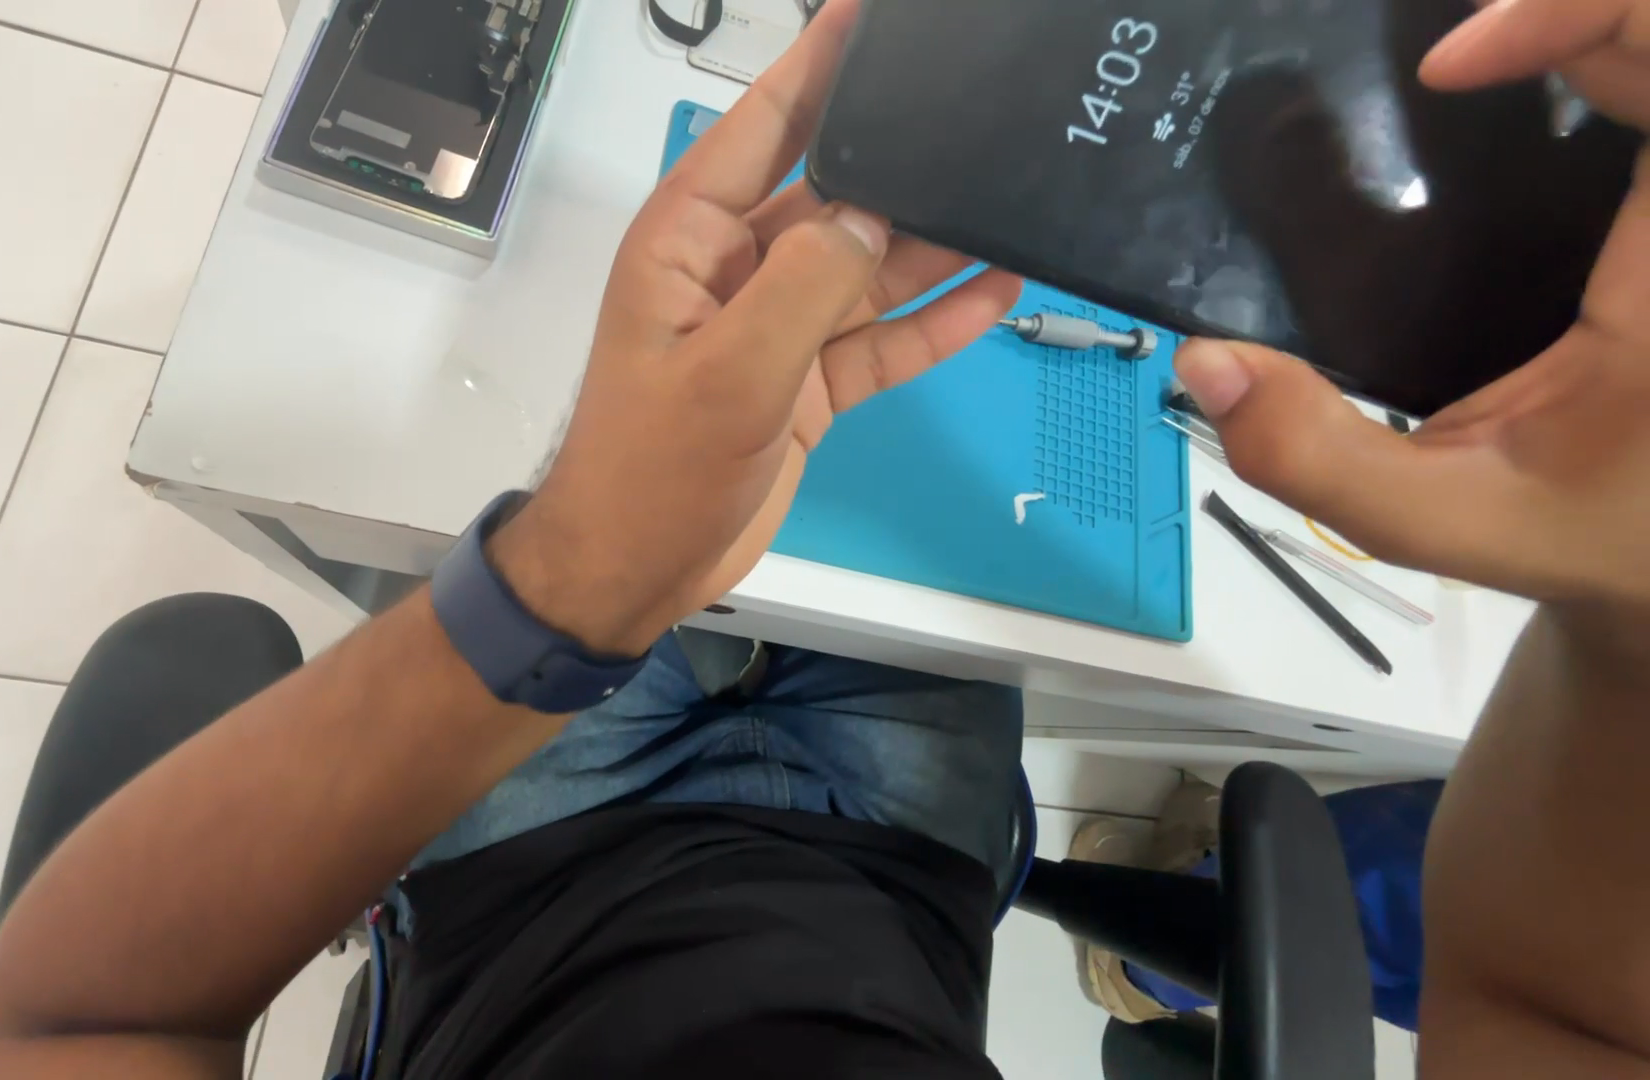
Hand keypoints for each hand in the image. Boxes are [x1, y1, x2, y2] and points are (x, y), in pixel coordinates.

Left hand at [491, 0, 1022, 653]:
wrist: (642, 565)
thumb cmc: (657, 467)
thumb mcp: (729, 371)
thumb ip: (806, 285)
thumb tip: (876, 218)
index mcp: (693, 240)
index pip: (765, 124)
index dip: (824, 63)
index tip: (887, 15)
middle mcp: (737, 271)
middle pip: (833, 194)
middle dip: (905, 157)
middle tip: (994, 113)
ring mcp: (776, 331)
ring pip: (866, 269)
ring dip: (934, 242)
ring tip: (1019, 195)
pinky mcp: (805, 385)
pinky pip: (877, 341)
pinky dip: (930, 323)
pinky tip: (995, 291)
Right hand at [1177, 0, 1649, 628]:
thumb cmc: (1577, 530)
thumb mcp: (1428, 516)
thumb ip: (1311, 455)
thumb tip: (1202, 360)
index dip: (1592, 6)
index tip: (1448, 66)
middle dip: (1577, 8)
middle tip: (1440, 66)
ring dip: (1591, 30)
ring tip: (1465, 76)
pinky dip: (1609, 60)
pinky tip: (1528, 98)